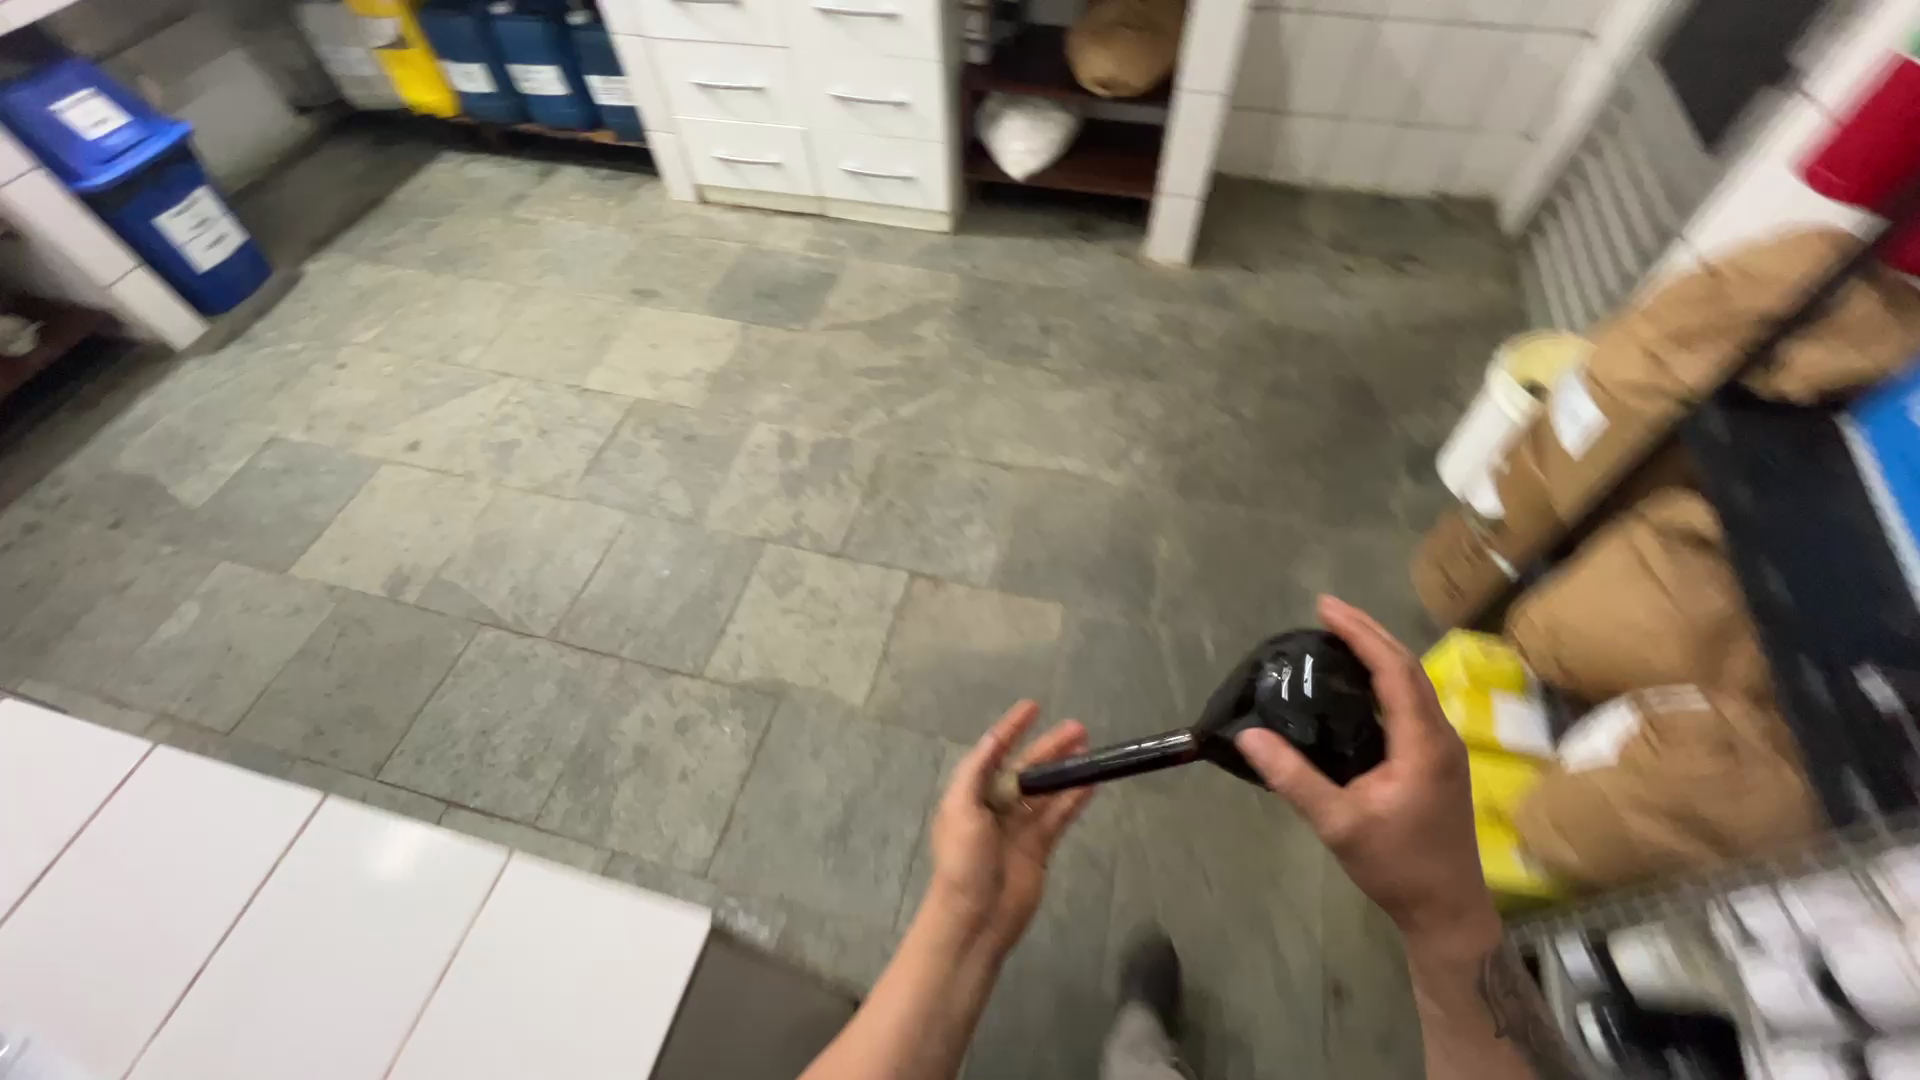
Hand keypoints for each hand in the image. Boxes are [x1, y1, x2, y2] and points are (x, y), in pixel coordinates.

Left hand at [925, 701, 1093, 953]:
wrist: (975, 918)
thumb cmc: (963, 860)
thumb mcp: (960, 807)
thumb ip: (977, 770)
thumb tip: (994, 738)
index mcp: (971, 793)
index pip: (994, 751)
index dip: (1012, 728)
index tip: (1032, 707)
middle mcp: (995, 805)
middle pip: (1026, 768)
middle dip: (1049, 747)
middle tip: (1078, 727)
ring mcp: (1018, 826)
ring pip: (1046, 789)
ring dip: (1066, 769)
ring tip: (1090, 747)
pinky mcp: (1039, 847)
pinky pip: (1059, 815)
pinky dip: (1074, 798)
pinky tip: (1092, 782)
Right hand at [1234, 596, 1495, 945]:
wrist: (1447, 912)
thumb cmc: (1397, 866)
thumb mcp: (1338, 824)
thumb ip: (1294, 778)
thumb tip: (1248, 735)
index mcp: (1424, 744)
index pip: (1395, 671)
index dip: (1361, 635)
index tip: (1325, 609)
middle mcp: (1440, 737)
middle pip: (1408, 668)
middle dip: (1368, 633)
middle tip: (1326, 611)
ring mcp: (1442, 749)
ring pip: (1413, 685)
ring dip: (1378, 653)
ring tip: (1338, 636)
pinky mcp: (1434, 762)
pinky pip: (1409, 703)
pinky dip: (1382, 679)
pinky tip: (1356, 684)